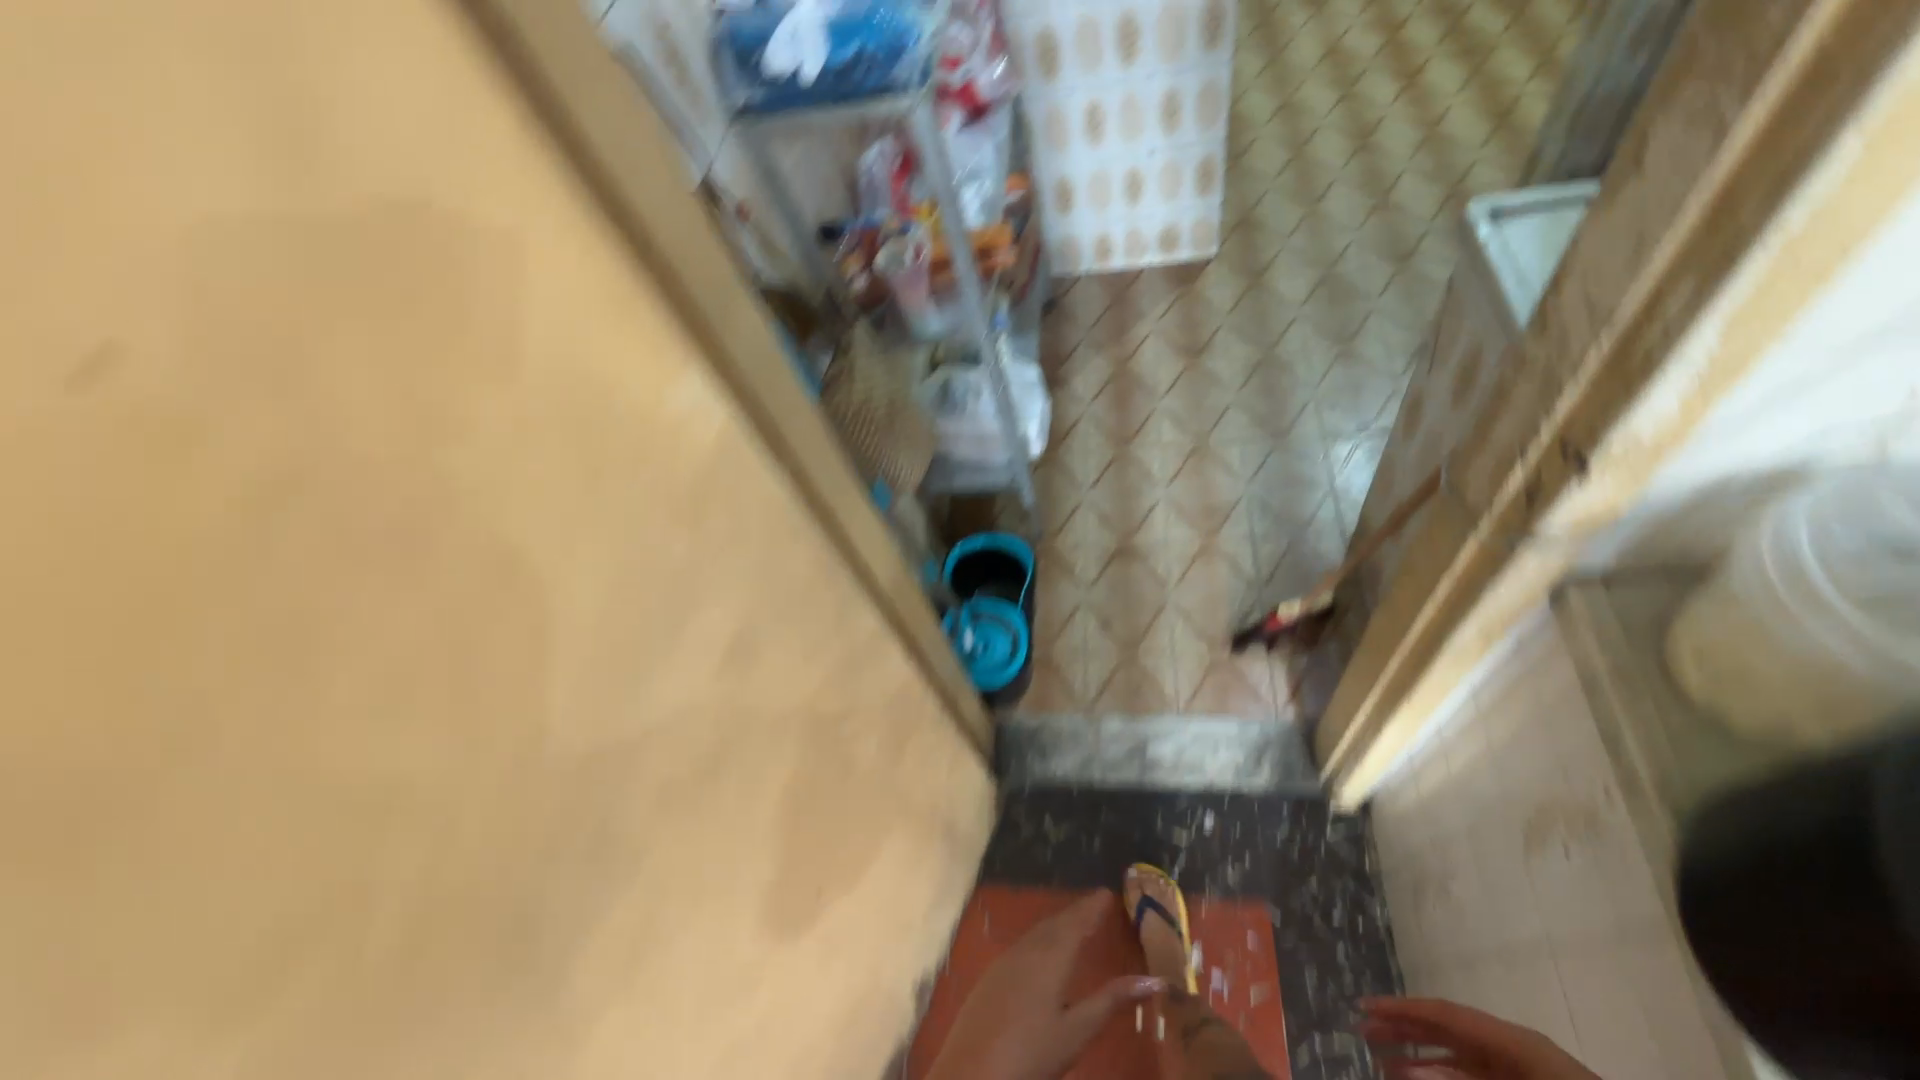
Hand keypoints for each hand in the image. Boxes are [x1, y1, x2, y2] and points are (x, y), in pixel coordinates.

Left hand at [926, 891, 1164, 1079]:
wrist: (971, 1072)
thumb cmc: (1031, 1053)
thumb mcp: (1077, 1030)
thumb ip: (1111, 1000)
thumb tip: (1155, 979)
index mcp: (1049, 959)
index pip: (1075, 923)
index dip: (1091, 907)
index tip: (1107, 893)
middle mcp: (1025, 952)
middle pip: (1054, 924)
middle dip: (1075, 912)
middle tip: (1094, 904)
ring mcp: (1003, 964)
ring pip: (1035, 934)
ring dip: (1056, 924)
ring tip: (1073, 923)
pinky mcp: (989, 979)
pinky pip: (1021, 946)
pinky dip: (1039, 939)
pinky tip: (1040, 952)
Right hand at [1358, 997, 1601, 1079]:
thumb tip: (1406, 1071)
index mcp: (1513, 1041)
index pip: (1446, 1014)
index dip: (1401, 1008)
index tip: (1362, 1005)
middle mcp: (1513, 1048)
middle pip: (1449, 1028)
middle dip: (1404, 1028)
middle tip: (1361, 1030)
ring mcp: (1519, 1070)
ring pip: (1458, 1054)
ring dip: (1418, 1055)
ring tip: (1379, 1060)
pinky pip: (1471, 1075)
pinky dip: (1442, 1074)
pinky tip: (1416, 1077)